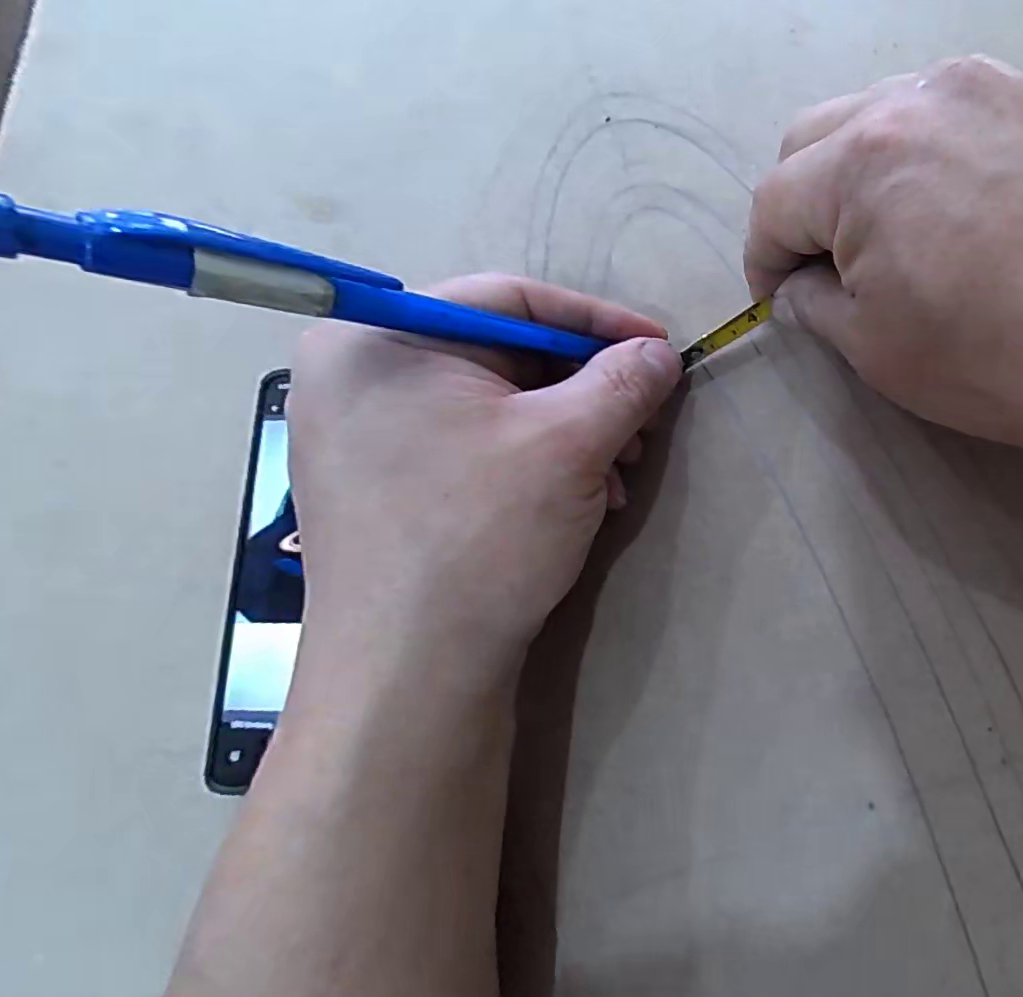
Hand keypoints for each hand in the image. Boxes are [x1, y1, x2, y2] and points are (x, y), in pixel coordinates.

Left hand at [284, 275, 680, 696]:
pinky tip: (578, 502)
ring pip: (499, 408)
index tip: (660, 348)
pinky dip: (539, 466)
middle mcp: (363, 375)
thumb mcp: (569, 446)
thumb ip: (623, 384)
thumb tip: (660, 352)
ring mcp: (369, 435)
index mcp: (385, 338)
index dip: (599, 321)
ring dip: (573, 435)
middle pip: (507, 357)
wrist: (412, 669)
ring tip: (615, 478)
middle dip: (589, 393)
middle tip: (643, 426)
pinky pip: (479, 448)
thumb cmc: (482, 536)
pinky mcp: (389, 487)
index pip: (513, 301)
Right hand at [746, 56, 1022, 470]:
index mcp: (861, 164)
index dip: (763, 257)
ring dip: (857, 172)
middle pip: (814, 140)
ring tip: (884, 233)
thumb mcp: (870, 346)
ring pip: (879, 113)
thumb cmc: (980, 360)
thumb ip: (813, 303)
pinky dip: (922, 153)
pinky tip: (944, 203)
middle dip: (801, 206)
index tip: (775, 299)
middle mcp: (914, 99)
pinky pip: (946, 112)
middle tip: (822, 266)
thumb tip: (796, 284)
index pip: (774, 200)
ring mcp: (982, 87)